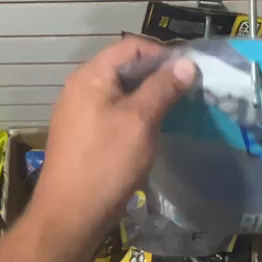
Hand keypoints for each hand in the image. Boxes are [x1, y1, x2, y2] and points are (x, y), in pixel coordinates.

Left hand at [31, 37, 194, 237]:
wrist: (70, 215)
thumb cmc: (107, 162)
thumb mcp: (141, 120)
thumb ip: (163, 87)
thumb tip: (186, 63)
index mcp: (91, 76)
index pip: (131, 46)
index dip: (163, 53)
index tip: (191, 72)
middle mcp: (81, 87)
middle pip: (125, 67)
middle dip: (158, 75)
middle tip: (188, 91)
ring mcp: (79, 112)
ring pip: (121, 92)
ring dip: (149, 96)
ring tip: (176, 110)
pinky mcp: (83, 134)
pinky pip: (114, 112)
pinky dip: (136, 114)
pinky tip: (153, 130)